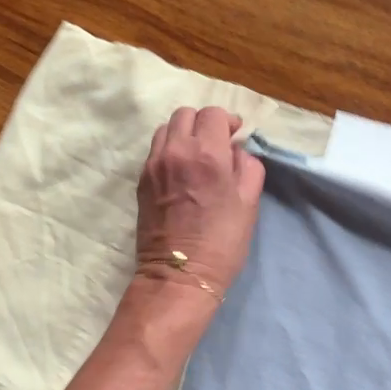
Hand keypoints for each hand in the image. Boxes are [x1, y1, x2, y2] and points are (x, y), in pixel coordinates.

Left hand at [134, 106, 265, 300]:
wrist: (179, 276)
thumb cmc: (222, 242)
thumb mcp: (249, 203)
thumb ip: (248, 167)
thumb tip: (237, 150)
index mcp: (206, 153)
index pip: (213, 114)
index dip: (227, 120)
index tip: (234, 136)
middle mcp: (176, 151)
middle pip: (185, 114)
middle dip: (203, 123)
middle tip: (215, 143)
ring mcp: (153, 164)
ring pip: (166, 129)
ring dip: (183, 134)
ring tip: (195, 155)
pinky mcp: (141, 180)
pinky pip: (155, 150)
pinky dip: (169, 150)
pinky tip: (180, 171)